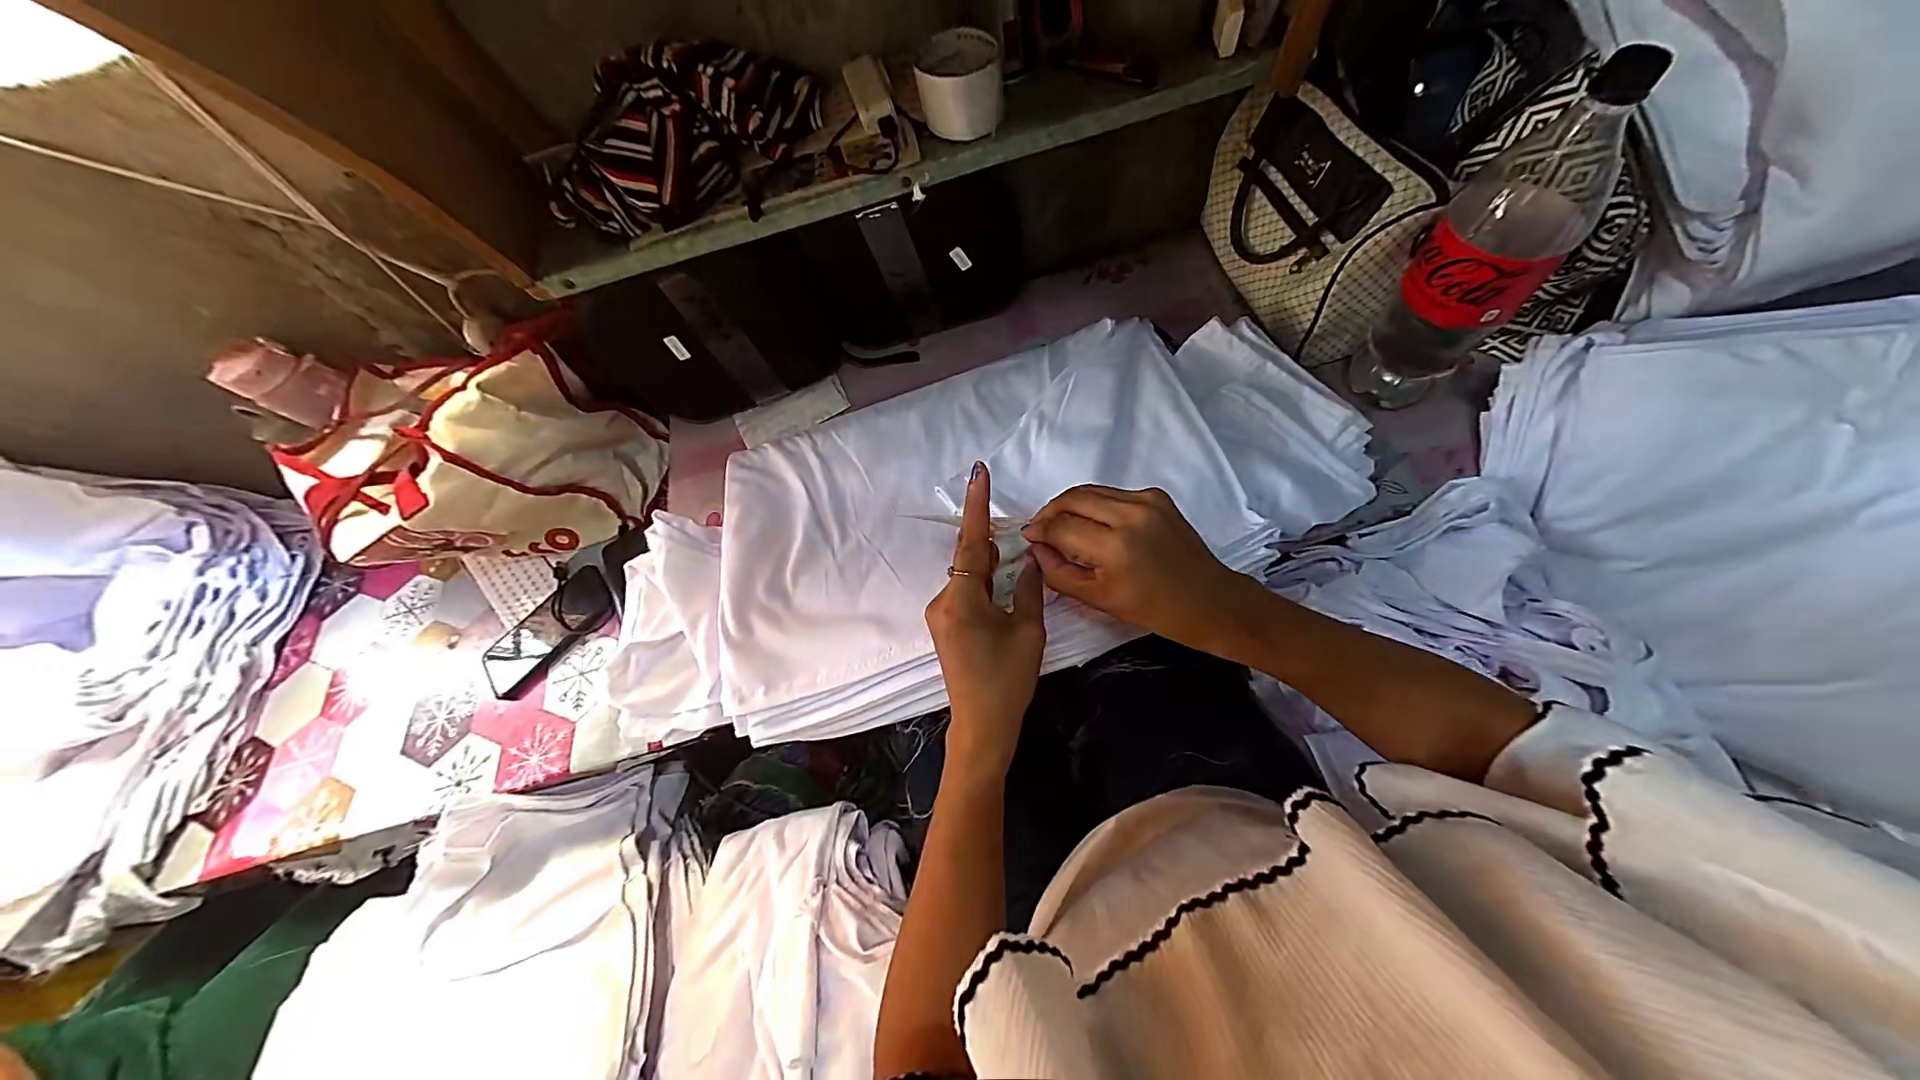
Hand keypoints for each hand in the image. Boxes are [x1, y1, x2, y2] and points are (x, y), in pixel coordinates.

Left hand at [926, 462, 1045, 781]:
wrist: (981, 725)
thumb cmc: (1008, 679)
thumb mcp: (1028, 630)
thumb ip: (1028, 588)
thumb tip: (1028, 559)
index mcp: (962, 598)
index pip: (972, 542)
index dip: (978, 505)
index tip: (978, 473)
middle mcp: (943, 600)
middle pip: (969, 559)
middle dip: (991, 543)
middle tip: (1017, 533)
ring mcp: (940, 614)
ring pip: (968, 577)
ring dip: (989, 567)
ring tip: (1014, 564)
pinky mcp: (944, 626)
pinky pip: (964, 592)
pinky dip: (983, 584)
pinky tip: (1001, 588)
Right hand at [1023, 485, 1263, 652]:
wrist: (1209, 600)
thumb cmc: (1154, 609)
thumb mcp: (1099, 599)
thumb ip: (1059, 573)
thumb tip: (1035, 549)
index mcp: (1115, 547)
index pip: (1061, 527)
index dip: (1039, 531)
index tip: (1028, 538)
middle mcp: (1130, 515)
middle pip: (1072, 499)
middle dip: (1049, 511)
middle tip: (1039, 528)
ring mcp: (1146, 501)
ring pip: (1090, 491)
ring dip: (1069, 504)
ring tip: (1059, 523)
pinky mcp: (1157, 496)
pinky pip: (1112, 493)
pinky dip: (1095, 504)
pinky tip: (1091, 523)